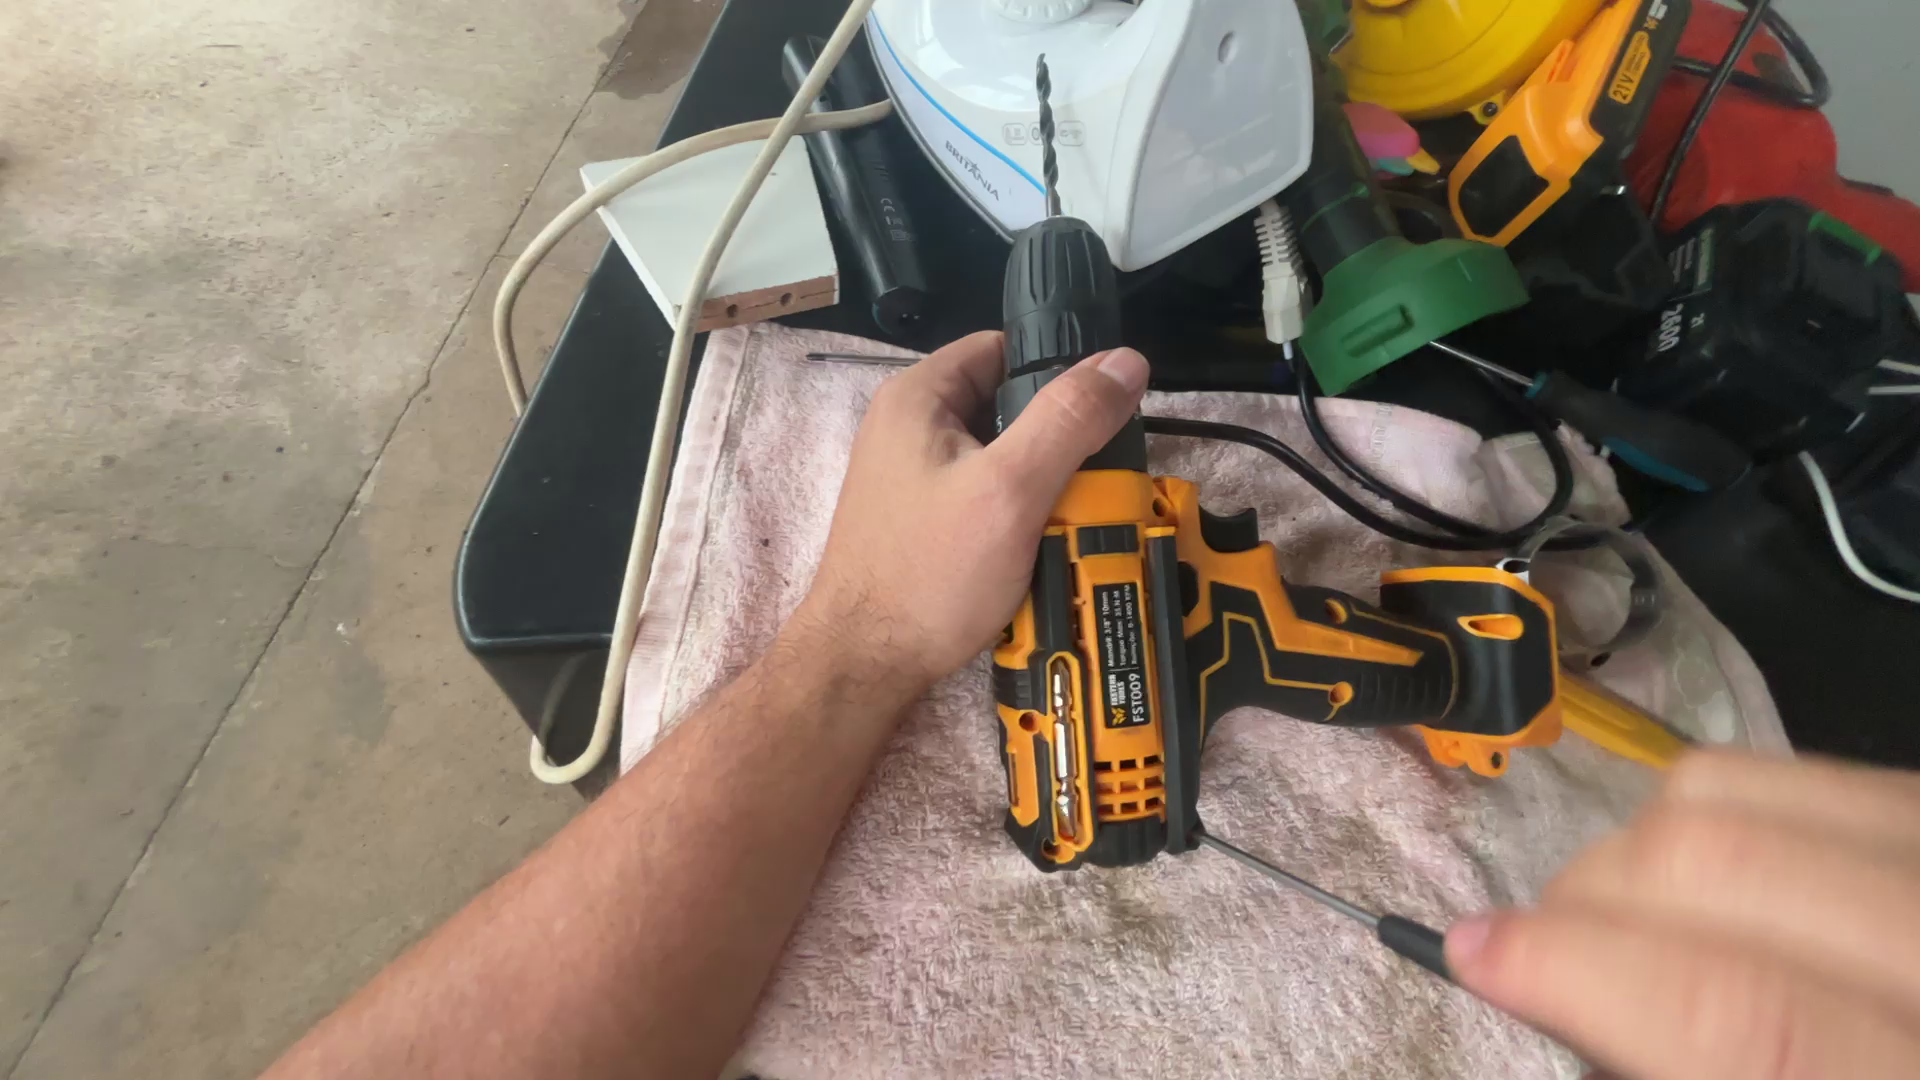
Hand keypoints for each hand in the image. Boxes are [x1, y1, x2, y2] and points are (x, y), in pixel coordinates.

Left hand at [790, 331, 1149, 698]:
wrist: (867, 664)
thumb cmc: (930, 574)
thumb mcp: (1010, 490)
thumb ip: (1069, 420)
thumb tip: (1126, 359)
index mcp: (917, 397)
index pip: (1000, 349)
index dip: (1057, 366)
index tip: (1105, 404)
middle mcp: (907, 427)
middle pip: (1002, 402)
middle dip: (1055, 430)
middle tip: (1101, 466)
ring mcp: (911, 475)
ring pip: (998, 452)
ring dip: (1041, 473)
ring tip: (1082, 504)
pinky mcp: (921, 517)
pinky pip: (983, 492)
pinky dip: (1018, 505)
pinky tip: (1045, 534)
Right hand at [1446, 750, 1919, 1078]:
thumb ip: (1670, 1056)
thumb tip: (1536, 991)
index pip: (1744, 1011)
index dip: (1577, 972)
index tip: (1472, 954)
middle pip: (1714, 862)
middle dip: (1585, 898)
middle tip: (1557, 950)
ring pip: (1731, 791)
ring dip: (1633, 849)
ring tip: (1635, 910)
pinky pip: (1788, 773)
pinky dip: (1704, 813)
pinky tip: (1717, 878)